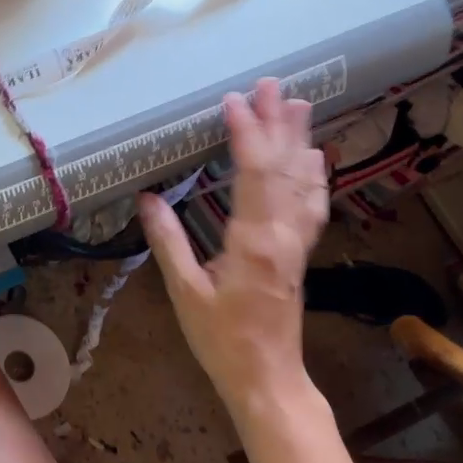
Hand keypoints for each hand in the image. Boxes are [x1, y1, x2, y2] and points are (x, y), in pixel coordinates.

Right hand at [138, 78, 328, 412]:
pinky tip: (315, 159)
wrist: (266, 377)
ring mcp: (297, 244)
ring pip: (305, 183)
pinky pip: (312, 205)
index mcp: (253, 241)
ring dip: (301, 141)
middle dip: (279, 124)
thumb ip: (168, 242)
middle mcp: (283, 235)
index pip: (253, 174)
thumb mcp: (184, 291)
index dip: (245, 134)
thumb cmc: (220, 338)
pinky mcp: (299, 255)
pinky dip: (314, 175)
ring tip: (299, 105)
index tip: (233, 101)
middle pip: (286, 169)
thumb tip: (147, 198)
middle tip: (273, 85)